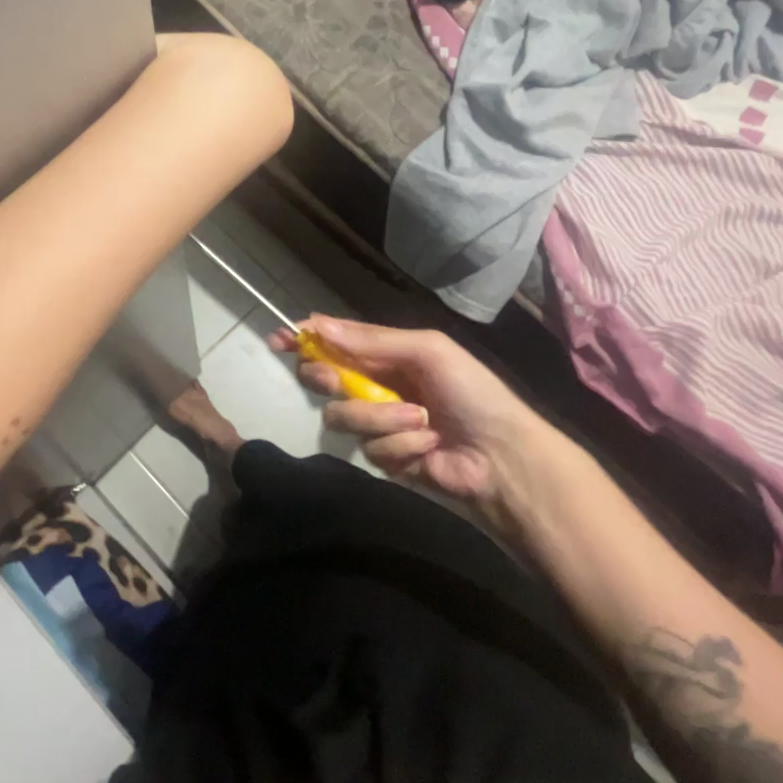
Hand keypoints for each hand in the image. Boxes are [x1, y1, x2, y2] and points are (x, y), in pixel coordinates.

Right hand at [266, 316, 554, 511]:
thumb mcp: (427, 351)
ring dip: (380, 418)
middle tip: (335, 381)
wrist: (503, 456)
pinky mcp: (386, 457)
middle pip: (326, 378)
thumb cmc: (472, 392)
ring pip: (343, 417)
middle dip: (327, 378)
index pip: (336, 341)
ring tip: (420, 420)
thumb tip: (317, 325)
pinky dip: (400, 446)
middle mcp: (378, 385)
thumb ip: (371, 340)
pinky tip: (427, 446)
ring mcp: (379, 423)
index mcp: (388, 354)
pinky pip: (370, 448)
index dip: (306, 339)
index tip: (279, 339)